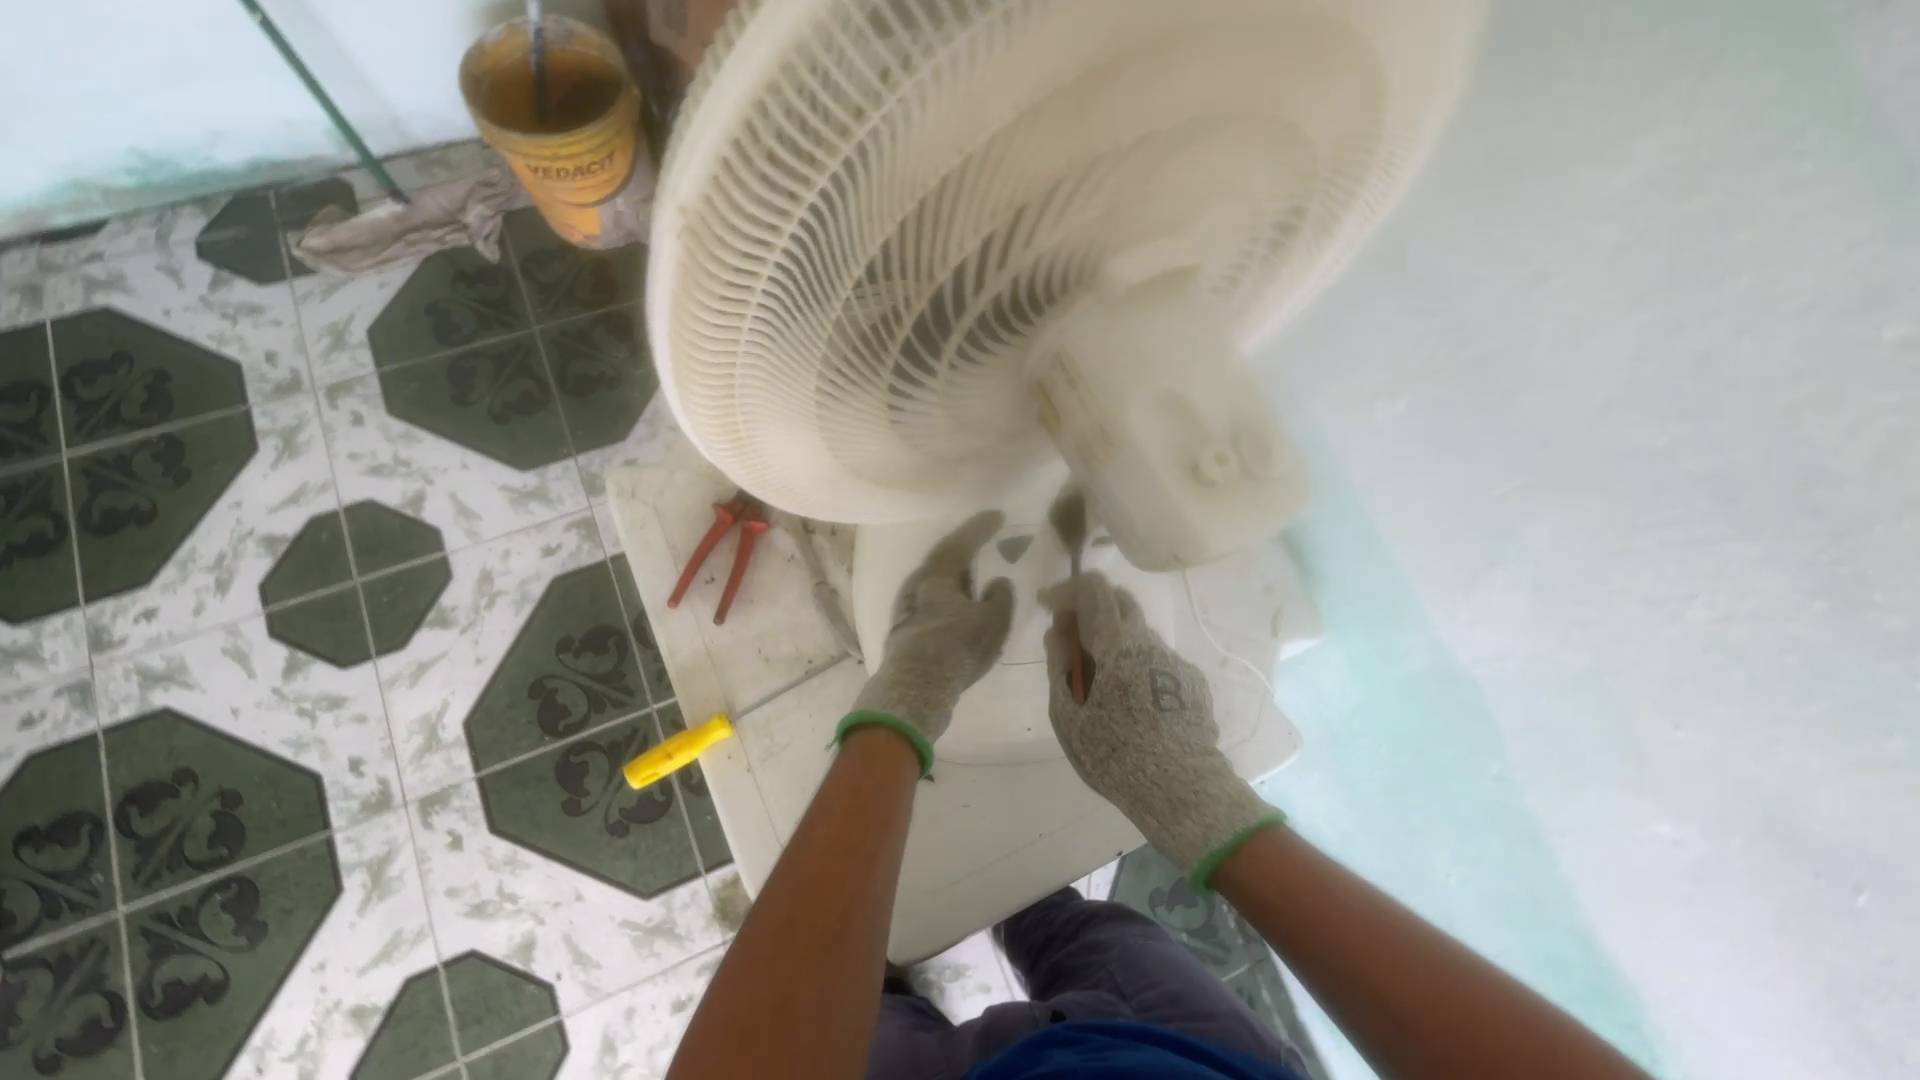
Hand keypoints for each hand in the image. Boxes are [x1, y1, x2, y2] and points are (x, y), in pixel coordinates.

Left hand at [840, 511, 1013, 774]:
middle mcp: (915, 587)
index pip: (960, 543)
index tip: (997, 516)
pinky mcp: (905, 634)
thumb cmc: (957, 646)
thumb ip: (999, 596)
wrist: (916, 689)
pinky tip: (960, 610)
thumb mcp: (992, 619)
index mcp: (934, 575)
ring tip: (974, 578)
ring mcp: (906, 611)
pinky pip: (933, 606)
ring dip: (956, 580)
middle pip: (942, 562)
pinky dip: (950, 601)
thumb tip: (997, 583)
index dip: (980, 528)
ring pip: (935, 586)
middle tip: (982, 544)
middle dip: (964, 553)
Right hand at [1042, 573, 1281, 885]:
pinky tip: (1129, 704)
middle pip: (1120, 602)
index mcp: (1117, 643)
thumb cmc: (1112, 754)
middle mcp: (1149, 642)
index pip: (1094, 590)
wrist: (1179, 788)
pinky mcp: (1191, 684)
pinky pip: (1156, 662)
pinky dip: (1135, 666)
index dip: (1067, 590)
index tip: (1049, 606)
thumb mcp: (1069, 715)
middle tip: (1070, 637)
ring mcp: (1174, 662)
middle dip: (1091, 608)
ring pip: (1138, 635)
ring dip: (1113, 641)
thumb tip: (1058, 632)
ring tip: (1097, 682)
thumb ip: (1061, 666)